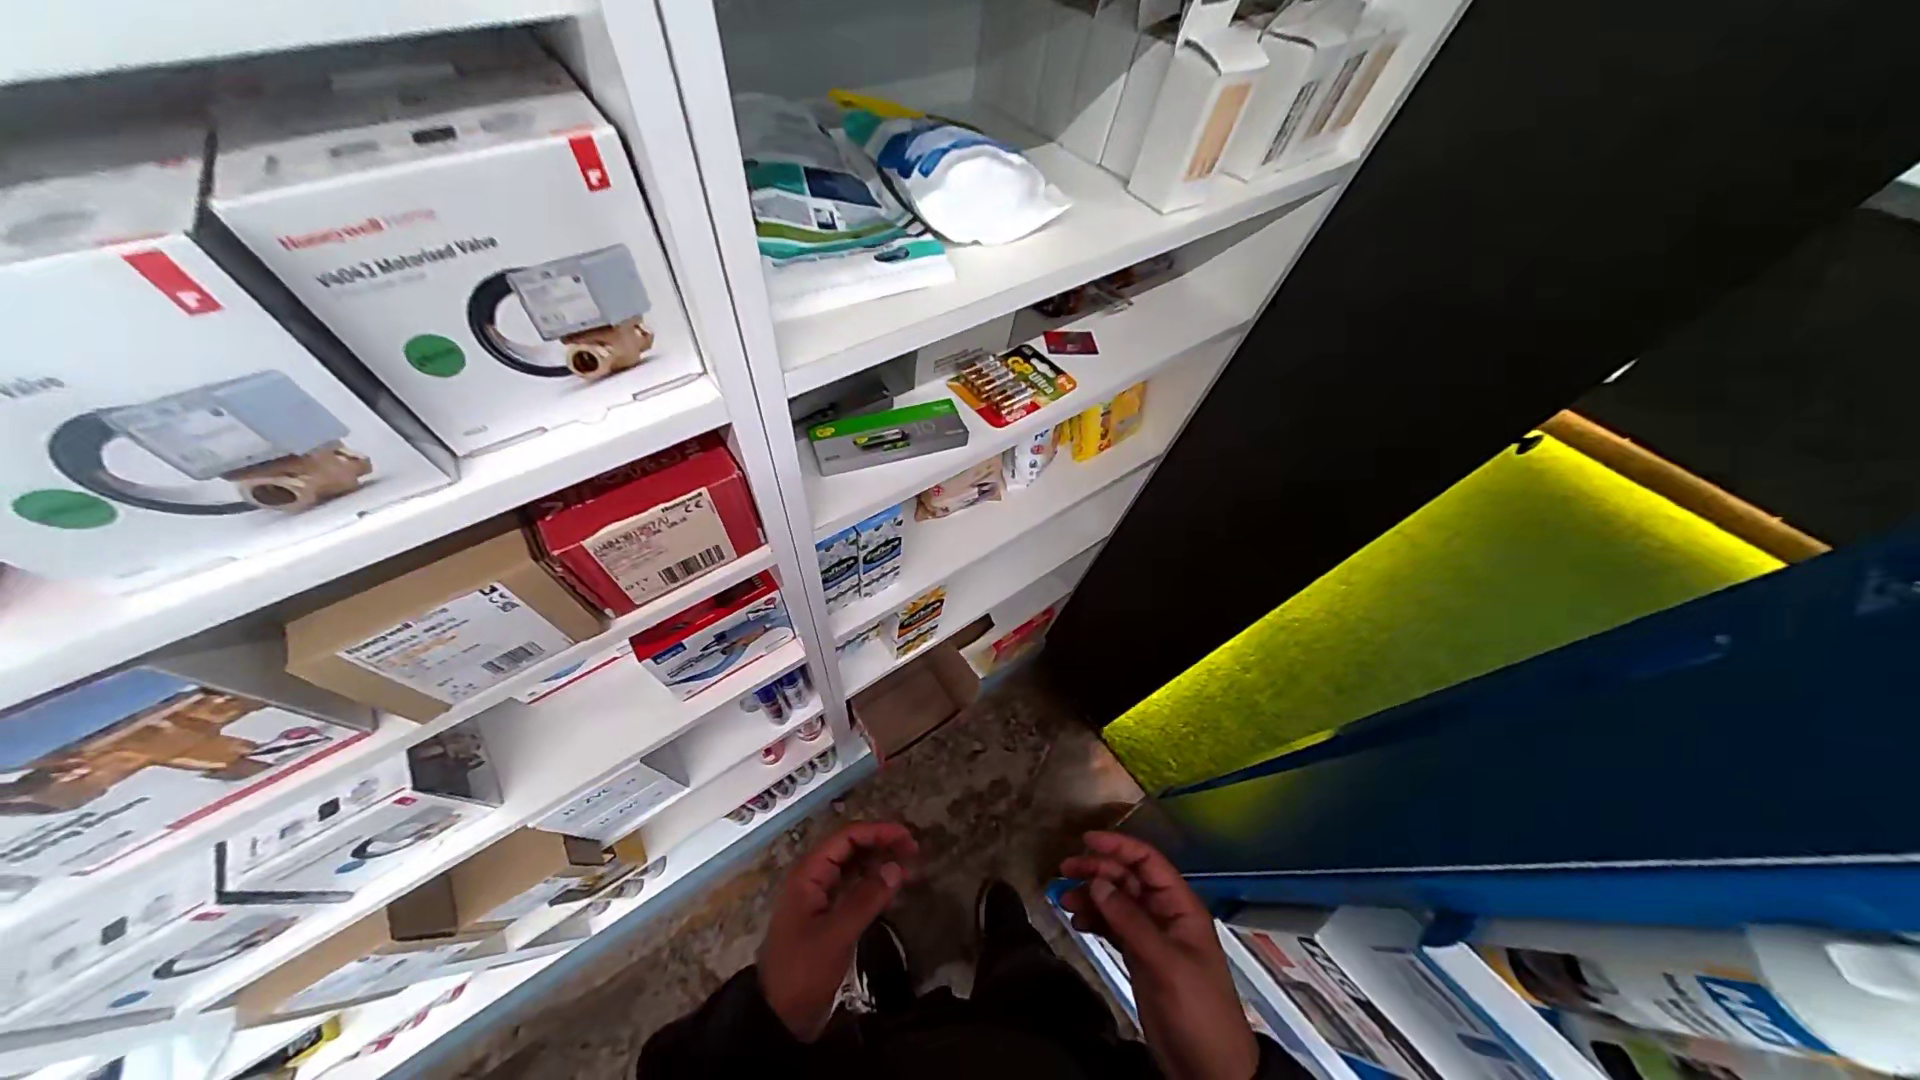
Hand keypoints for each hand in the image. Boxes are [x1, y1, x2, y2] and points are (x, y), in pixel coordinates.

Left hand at [758, 821, 917, 1040]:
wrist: (779, 1018)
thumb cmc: (803, 971)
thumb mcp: (836, 935)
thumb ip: (866, 899)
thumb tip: (896, 866)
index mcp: (809, 873)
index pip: (846, 837)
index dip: (877, 831)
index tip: (907, 837)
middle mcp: (814, 877)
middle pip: (851, 847)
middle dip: (881, 843)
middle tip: (913, 850)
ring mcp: (820, 896)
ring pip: (854, 866)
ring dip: (879, 861)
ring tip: (909, 866)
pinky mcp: (828, 915)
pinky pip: (854, 887)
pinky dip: (874, 882)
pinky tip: (892, 888)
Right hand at [1061, 831, 1257, 1079]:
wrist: (1210, 1069)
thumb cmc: (1198, 1010)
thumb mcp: (1165, 963)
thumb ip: (1130, 920)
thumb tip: (1097, 881)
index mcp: (1180, 906)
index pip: (1147, 862)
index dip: (1118, 846)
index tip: (1086, 840)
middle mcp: (1164, 914)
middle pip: (1127, 878)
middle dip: (1097, 870)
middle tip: (1064, 870)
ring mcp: (1151, 936)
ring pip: (1116, 901)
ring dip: (1091, 896)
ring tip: (1065, 900)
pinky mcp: (1140, 957)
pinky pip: (1113, 926)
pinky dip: (1095, 920)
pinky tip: (1078, 922)